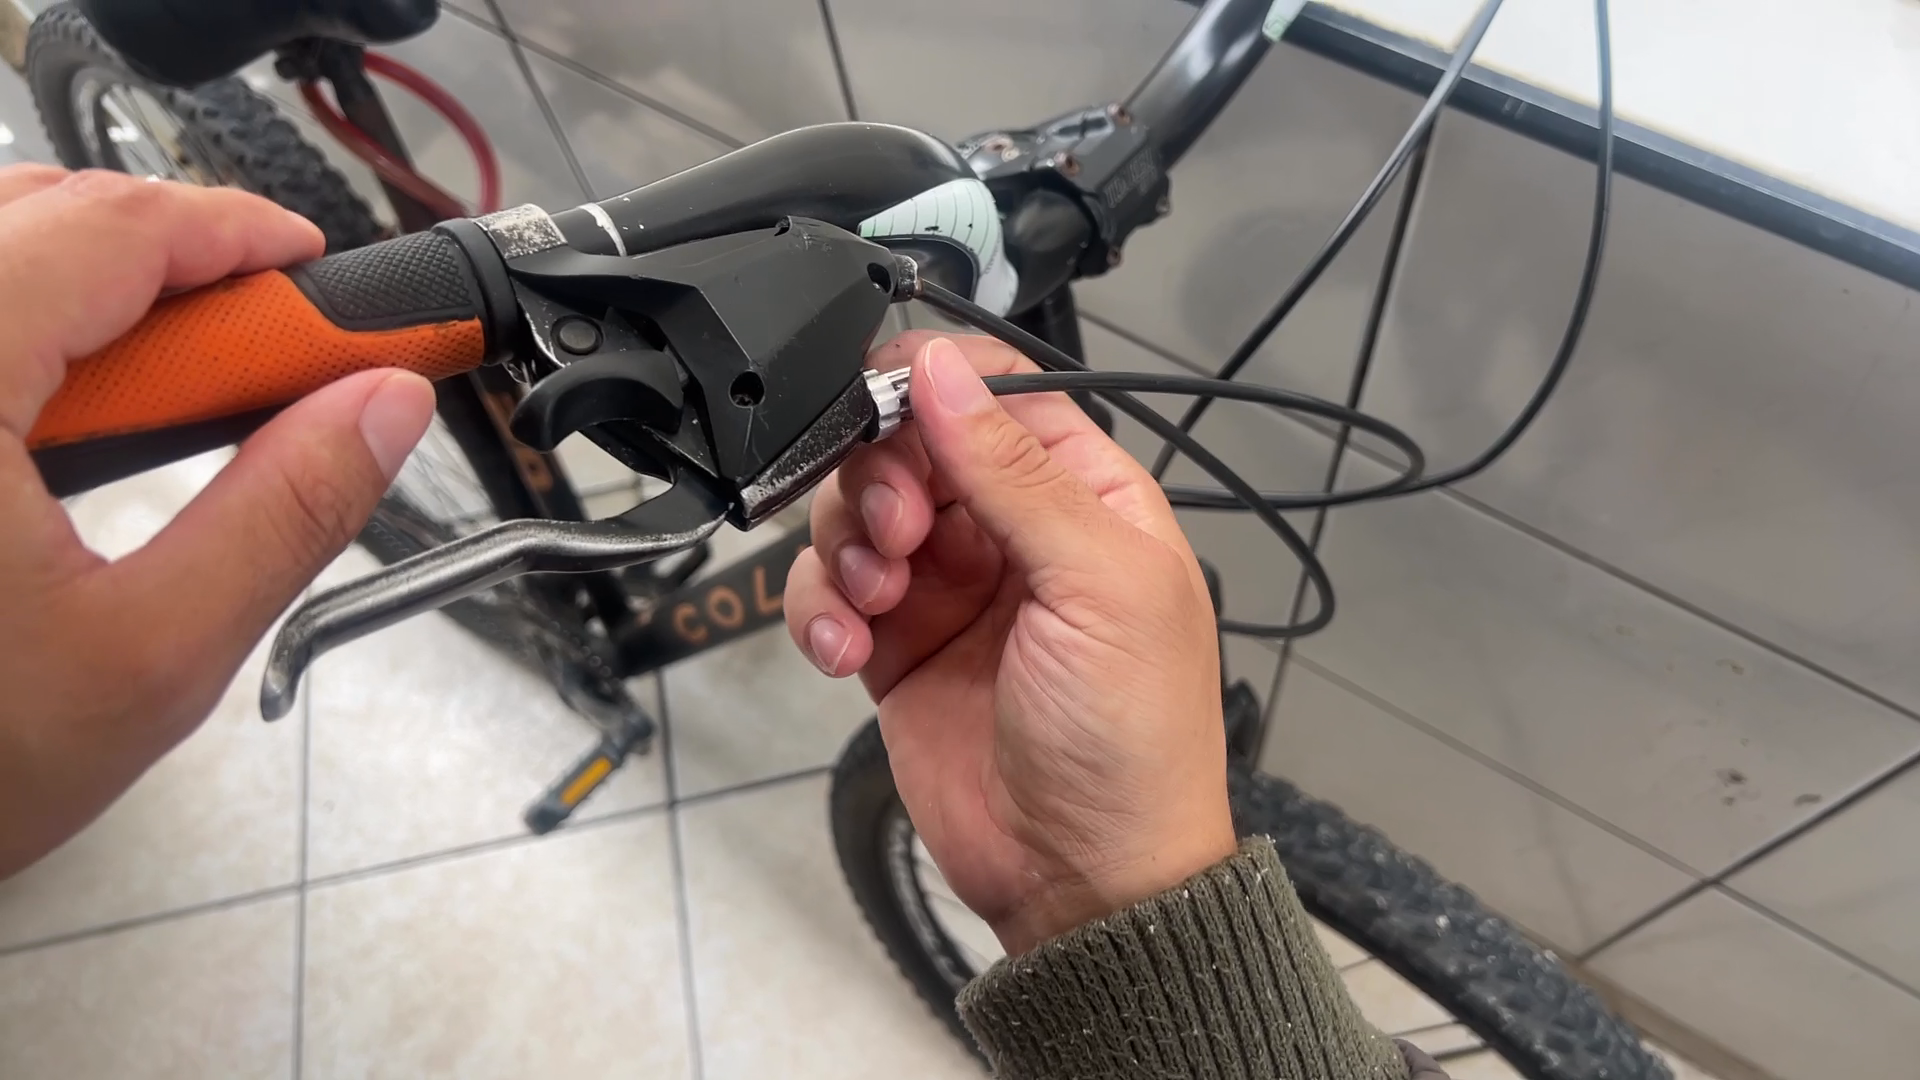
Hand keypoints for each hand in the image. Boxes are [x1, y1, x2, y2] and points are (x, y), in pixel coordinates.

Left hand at [0, 167, 435, 877]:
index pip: (102, 230)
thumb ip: (291, 509)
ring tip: (179, 388)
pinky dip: (29, 327)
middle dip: (176, 264)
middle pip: (24, 217)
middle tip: (270, 349)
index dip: (236, 232)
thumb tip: (390, 405)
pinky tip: (64, 408)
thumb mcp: (161, 646)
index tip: (318, 268)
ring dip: (98, 295)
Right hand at [787, 332, 1235, 954]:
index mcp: (1080, 495)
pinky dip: (819, 606)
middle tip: (901, 537)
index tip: (885, 409)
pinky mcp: (894, 637)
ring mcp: (945, 582)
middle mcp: (1007, 527)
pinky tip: (843, 648)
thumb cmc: (1129, 733)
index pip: (998, 395)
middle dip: (885, 478)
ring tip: (878, 604)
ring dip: (847, 545)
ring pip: (858, 509)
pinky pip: (830, 588)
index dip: (934, 388)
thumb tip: (943, 371)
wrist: (1081, 873)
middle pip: (911, 445)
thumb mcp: (1095, 585)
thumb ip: (1014, 473)